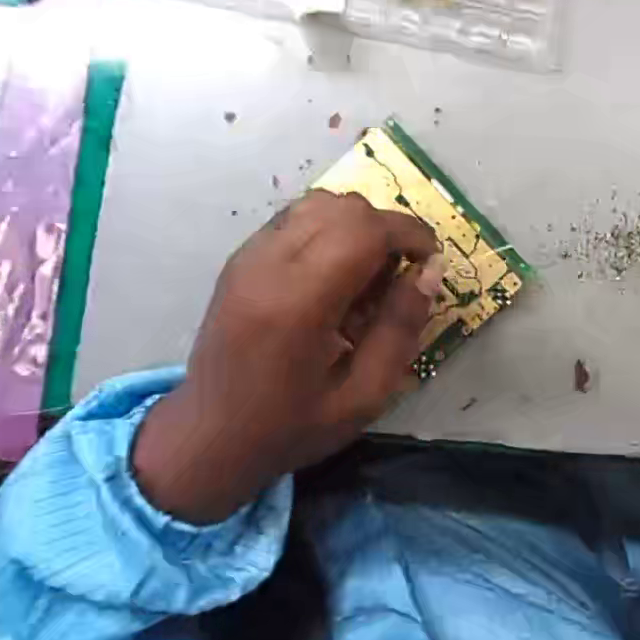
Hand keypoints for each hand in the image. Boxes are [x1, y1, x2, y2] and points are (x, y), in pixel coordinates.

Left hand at [133, 191, 442, 522]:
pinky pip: (292, 220)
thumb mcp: (363, 397)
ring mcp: (247, 257)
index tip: (429, 259)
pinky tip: (330, 275)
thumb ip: (400, 329)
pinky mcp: (238, 260)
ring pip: (316, 204)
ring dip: (354, 225)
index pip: (363, 230)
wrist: (210, 435)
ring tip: (365, 273)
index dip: (408, 233)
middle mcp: (267, 265)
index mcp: (297, 303)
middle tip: (397, 274)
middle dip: (385, 228)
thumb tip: (429, 271)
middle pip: (342, 207)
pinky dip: (325, 231)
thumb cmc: (290, 426)